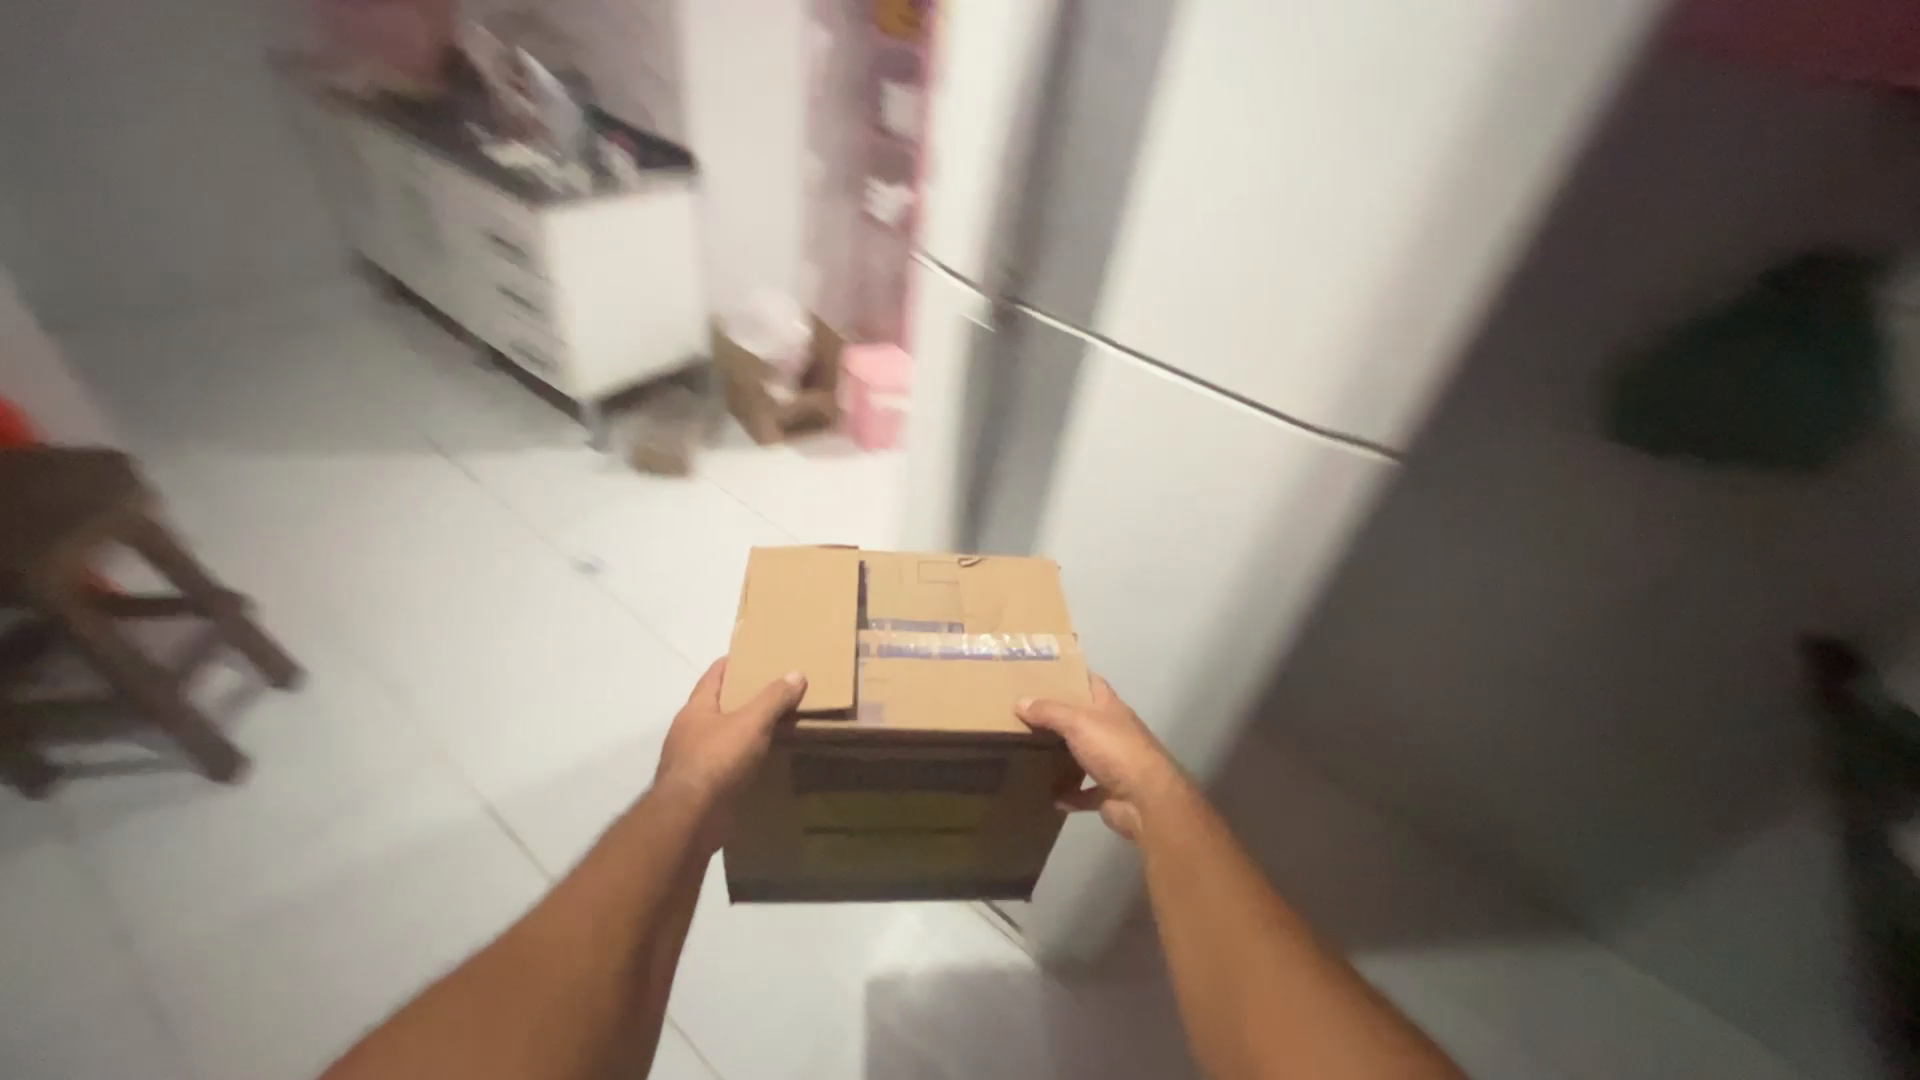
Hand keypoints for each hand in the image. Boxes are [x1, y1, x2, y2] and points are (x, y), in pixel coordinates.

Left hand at [655, 660, 804, 824]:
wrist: (690, 818)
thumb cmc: (716, 760)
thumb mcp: (751, 722)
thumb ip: (773, 698)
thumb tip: (796, 673)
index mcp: (696, 709)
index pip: (714, 675)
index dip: (734, 663)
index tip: (757, 656)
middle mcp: (690, 731)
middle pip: (718, 705)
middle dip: (743, 697)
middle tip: (776, 690)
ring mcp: (692, 760)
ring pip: (723, 736)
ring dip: (744, 730)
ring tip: (775, 724)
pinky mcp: (702, 786)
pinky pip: (726, 763)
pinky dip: (744, 758)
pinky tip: (762, 759)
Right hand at [1017, 675, 1190, 841]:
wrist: (1146, 800)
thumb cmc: (1115, 750)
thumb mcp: (1078, 722)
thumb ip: (1049, 711)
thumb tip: (1020, 701)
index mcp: (1110, 708)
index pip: (1092, 683)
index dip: (1072, 676)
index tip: (1045, 675)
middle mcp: (1113, 732)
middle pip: (1084, 719)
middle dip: (1059, 718)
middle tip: (1026, 715)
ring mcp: (1113, 763)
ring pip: (1083, 755)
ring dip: (1063, 756)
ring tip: (1031, 751)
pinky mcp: (1108, 792)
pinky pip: (1083, 792)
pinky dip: (1068, 794)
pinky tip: (1049, 795)